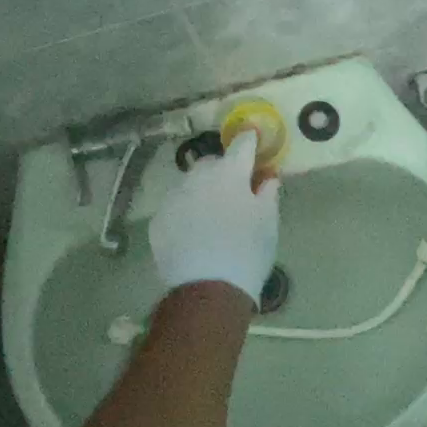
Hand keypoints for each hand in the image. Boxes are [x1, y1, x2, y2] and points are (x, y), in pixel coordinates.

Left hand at [149, 133, 279, 302]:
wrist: (208, 289)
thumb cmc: (247, 252)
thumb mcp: (268, 223)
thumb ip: (268, 194)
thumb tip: (268, 177)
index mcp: (228, 173)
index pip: (241, 145)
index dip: (249, 140)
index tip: (254, 138)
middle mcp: (196, 178)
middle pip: (212, 164)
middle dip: (224, 170)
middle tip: (236, 189)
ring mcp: (172, 198)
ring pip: (190, 185)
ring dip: (202, 191)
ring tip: (213, 214)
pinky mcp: (158, 221)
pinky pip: (176, 208)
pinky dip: (187, 212)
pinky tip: (195, 232)